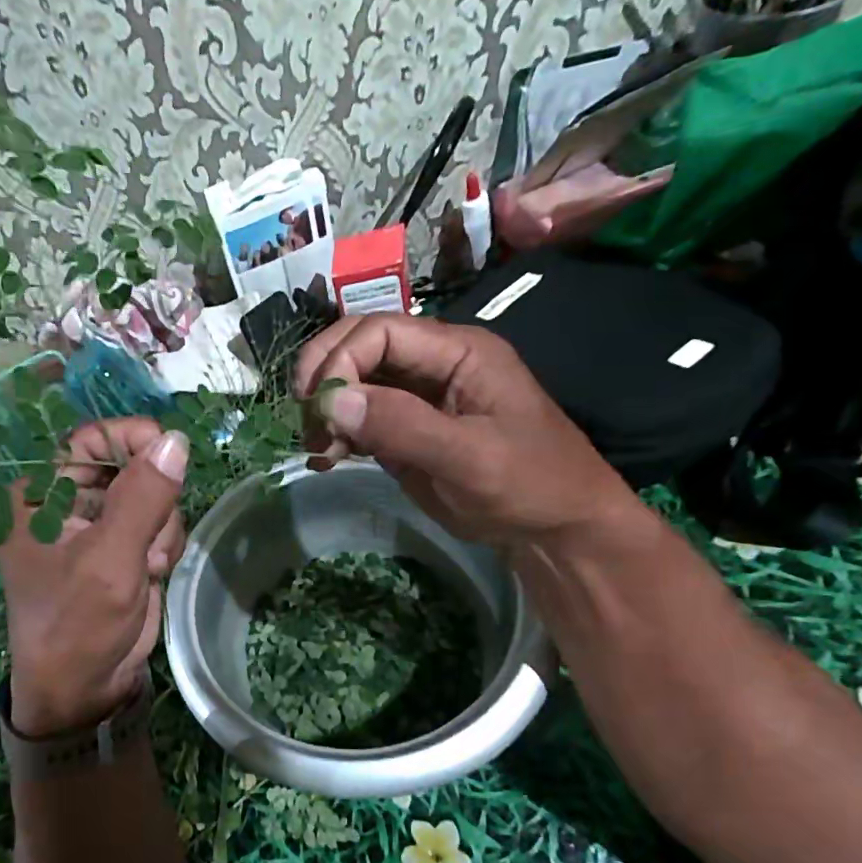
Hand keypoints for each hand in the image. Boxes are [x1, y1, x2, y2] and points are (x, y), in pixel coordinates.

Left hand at [0, 419, 188, 736]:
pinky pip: (159, 524)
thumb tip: (175, 440)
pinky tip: (154, 574)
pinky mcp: (124, 550)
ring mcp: (99, 528)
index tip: (172, 451)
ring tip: (149, 566)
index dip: (131, 438)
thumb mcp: (110, 560)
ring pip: (152, 496)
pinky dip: (165, 545)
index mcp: (43, 497)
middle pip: (129, 466)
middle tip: (151, 538)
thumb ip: (143, 498)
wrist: (83, 692)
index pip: (89, 440)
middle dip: (152, 499)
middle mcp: (68, 505)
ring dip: (161, 528)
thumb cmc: (77, 625)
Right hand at [294, 314, 629, 543]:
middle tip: (306, 421)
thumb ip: (402, 425)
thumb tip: (331, 400)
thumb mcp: (469, 457)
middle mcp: (433, 365)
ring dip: (328, 410)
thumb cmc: (529, 484)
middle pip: (361, 349)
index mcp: (458, 352)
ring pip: (355, 385)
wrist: (555, 531)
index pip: (382, 331)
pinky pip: (362, 420)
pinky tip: (327, 458)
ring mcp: (418, 400)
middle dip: (327, 379)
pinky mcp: (408, 433)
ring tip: (319, 449)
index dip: (342, 359)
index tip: (319, 406)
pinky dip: (338, 434)